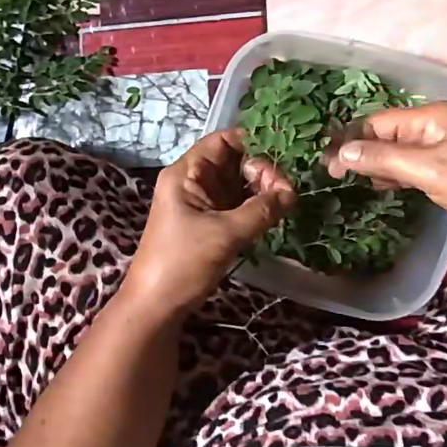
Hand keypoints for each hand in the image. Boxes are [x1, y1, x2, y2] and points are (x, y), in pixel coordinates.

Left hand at [120, 131, 295, 310]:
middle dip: (261, 169)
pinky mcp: (207, 223)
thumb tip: (291, 192)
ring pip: (236, 184)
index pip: (221, 141)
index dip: (251, 142)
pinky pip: (235, 204)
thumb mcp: (224, 234)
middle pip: (232, 161)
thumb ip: (259, 210)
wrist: (155, 305)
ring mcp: (200, 203)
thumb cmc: (182, 262)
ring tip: (286, 200)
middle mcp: (192, 182)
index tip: (283, 155)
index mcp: (186, 174)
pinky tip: (275, 212)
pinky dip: (254, 206)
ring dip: (260, 189)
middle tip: (286, 190)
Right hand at [326, 102, 446, 251]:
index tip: (327, 163)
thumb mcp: (430, 169)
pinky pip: (406, 170)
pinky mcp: (444, 175)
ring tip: (346, 180)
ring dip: (372, 166)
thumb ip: (383, 158)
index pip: (378, 122)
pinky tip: (376, 187)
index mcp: (432, 117)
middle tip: (331, 174)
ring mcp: (440, 153)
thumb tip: (342, 152)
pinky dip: (389, 177)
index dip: (350, 140)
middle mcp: (434, 129)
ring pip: (393, 154)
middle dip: (357, 152)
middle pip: (383, 136)